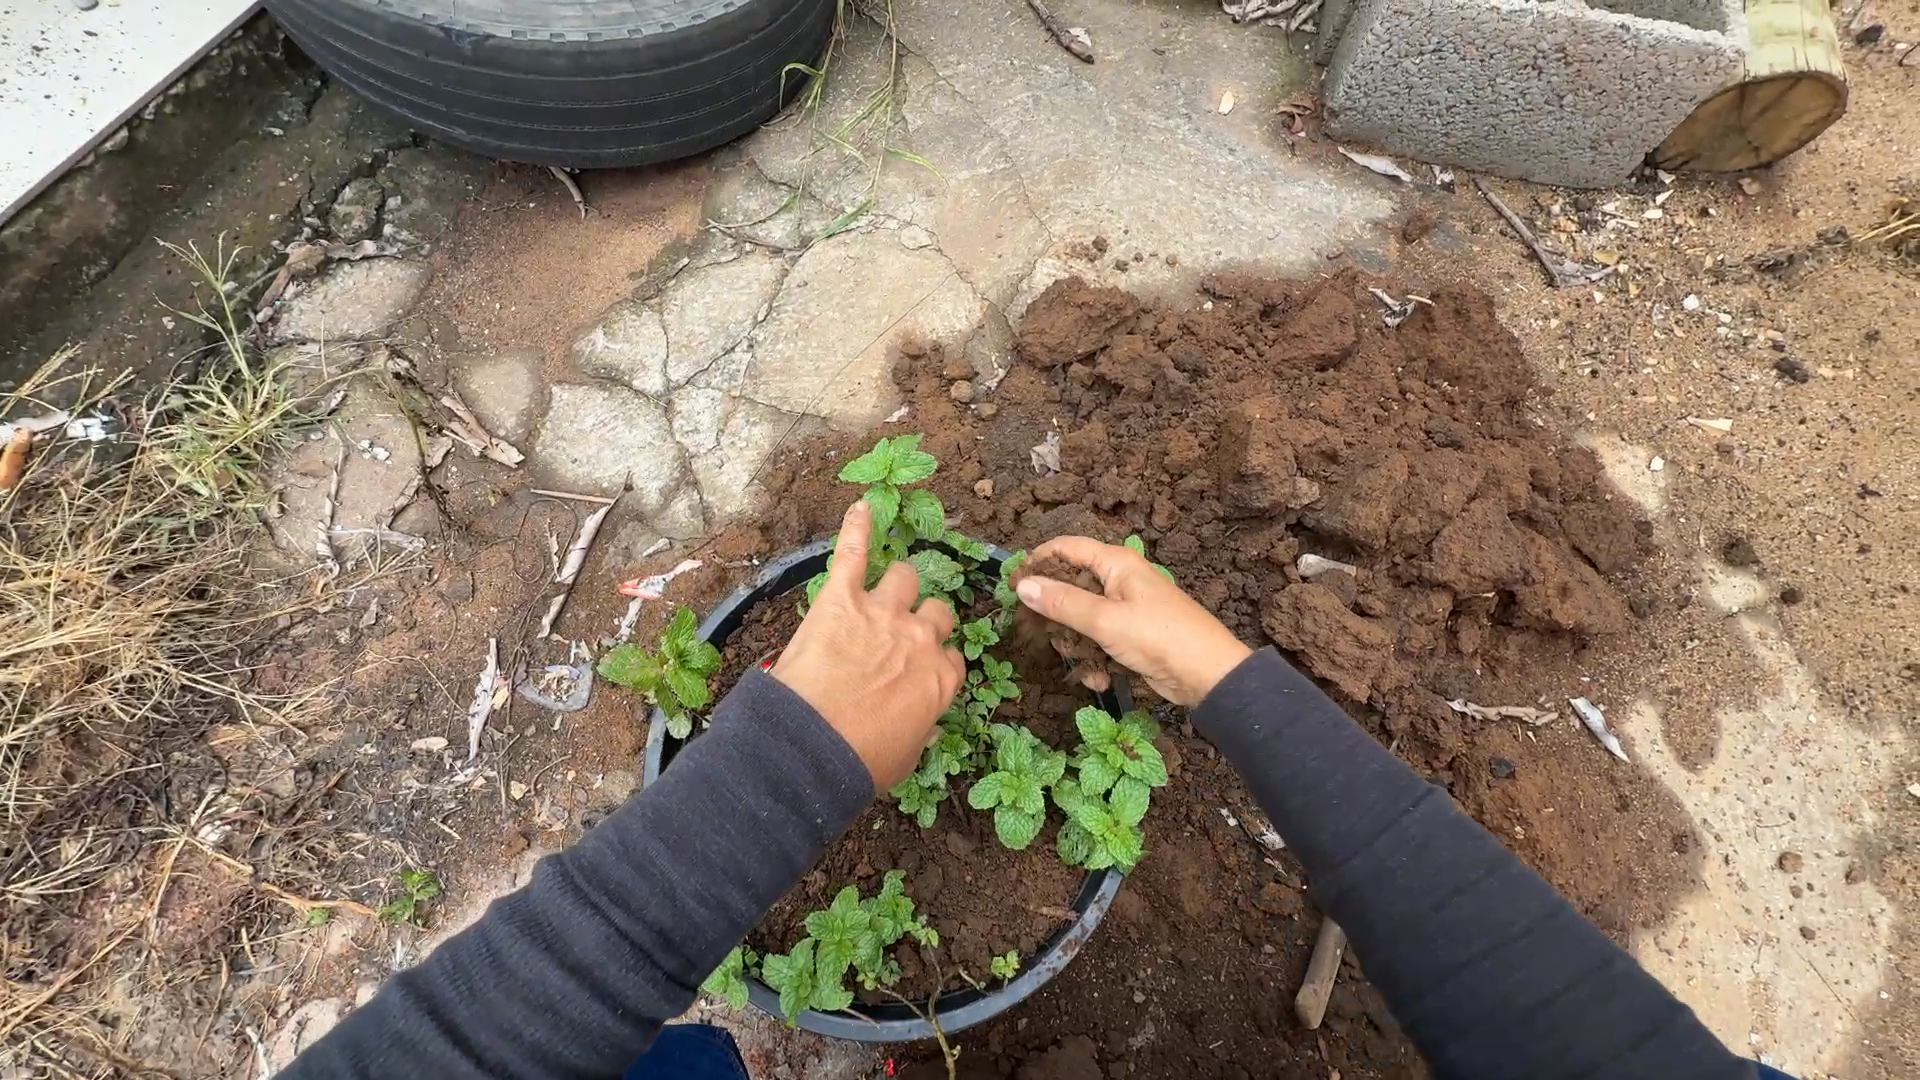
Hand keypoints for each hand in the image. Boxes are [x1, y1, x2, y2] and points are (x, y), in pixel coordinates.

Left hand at [771, 501, 966, 790]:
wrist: (809, 750)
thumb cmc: (858, 762)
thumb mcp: (906, 757)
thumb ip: (921, 731)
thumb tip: (925, 725)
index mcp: (940, 677)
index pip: (952, 657)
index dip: (935, 663)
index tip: (919, 673)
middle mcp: (920, 637)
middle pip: (937, 611)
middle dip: (924, 619)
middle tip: (902, 634)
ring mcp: (883, 612)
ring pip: (905, 577)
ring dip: (897, 585)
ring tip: (883, 589)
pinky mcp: (842, 597)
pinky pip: (853, 551)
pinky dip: (857, 527)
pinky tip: (861, 508)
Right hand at [1015, 537, 1250, 707]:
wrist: (1209, 677)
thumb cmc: (1158, 638)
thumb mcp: (1105, 620)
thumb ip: (1061, 602)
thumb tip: (1022, 584)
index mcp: (1115, 563)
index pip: (1067, 548)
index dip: (1038, 561)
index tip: (1014, 585)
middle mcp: (1119, 580)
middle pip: (1070, 587)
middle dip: (1055, 614)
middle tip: (1039, 634)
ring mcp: (1125, 609)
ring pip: (1081, 619)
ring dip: (1076, 644)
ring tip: (1079, 662)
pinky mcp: (1130, 636)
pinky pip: (1099, 641)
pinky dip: (1095, 659)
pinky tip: (1099, 677)